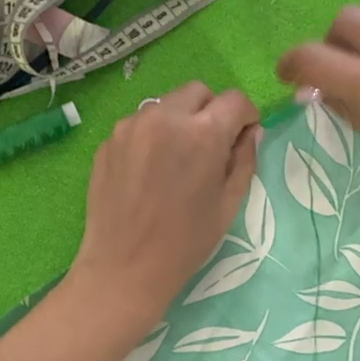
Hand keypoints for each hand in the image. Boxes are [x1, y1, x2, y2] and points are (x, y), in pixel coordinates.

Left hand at [66, 82, 260, 315]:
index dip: (245, 116)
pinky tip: (149, 176)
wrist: (125, 268)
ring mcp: (131, 126)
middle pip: (197, 92)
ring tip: (175, 163)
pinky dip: (151, 140)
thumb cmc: (185, 245)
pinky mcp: (109, 141)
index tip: (243, 136)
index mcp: (202, 134)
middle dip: (210, 112)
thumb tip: (250, 133)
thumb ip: (244, 162)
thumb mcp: (227, 207)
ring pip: (165, 106)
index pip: (234, 100)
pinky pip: (139, 127)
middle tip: (210, 148)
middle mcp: (165, 117)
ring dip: (178, 123)